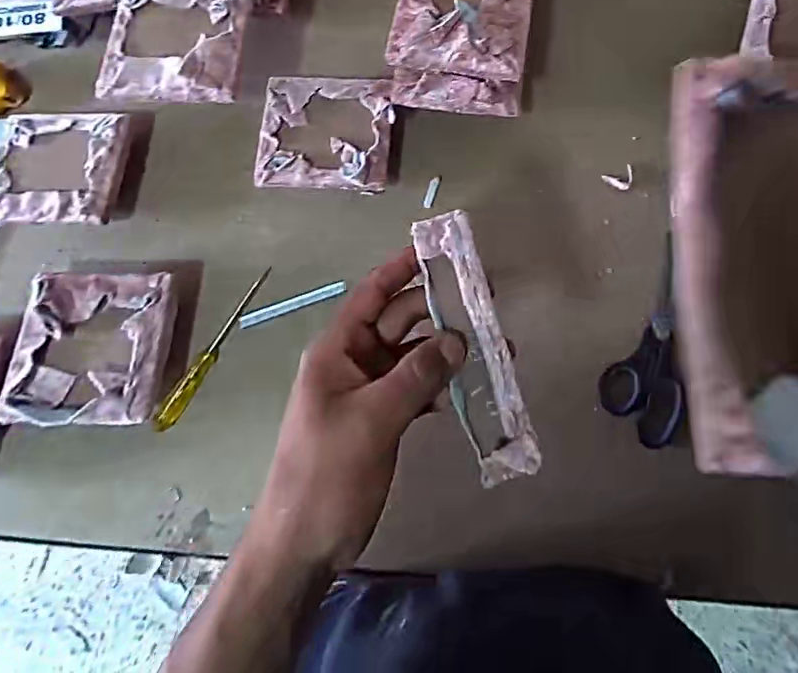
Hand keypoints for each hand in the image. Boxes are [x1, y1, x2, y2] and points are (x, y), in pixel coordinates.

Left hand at [250, 247, 466, 568]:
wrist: (303, 547)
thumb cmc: (325, 475)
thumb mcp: (371, 419)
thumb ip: (417, 375)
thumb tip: (459, 338)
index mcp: (338, 351)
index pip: (373, 294)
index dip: (402, 267)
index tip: (438, 249)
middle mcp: (355, 362)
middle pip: (404, 321)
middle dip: (442, 309)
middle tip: (487, 302)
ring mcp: (371, 390)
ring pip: (417, 354)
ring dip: (450, 349)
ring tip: (495, 346)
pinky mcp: (385, 416)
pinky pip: (420, 385)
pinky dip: (443, 383)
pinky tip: (471, 386)